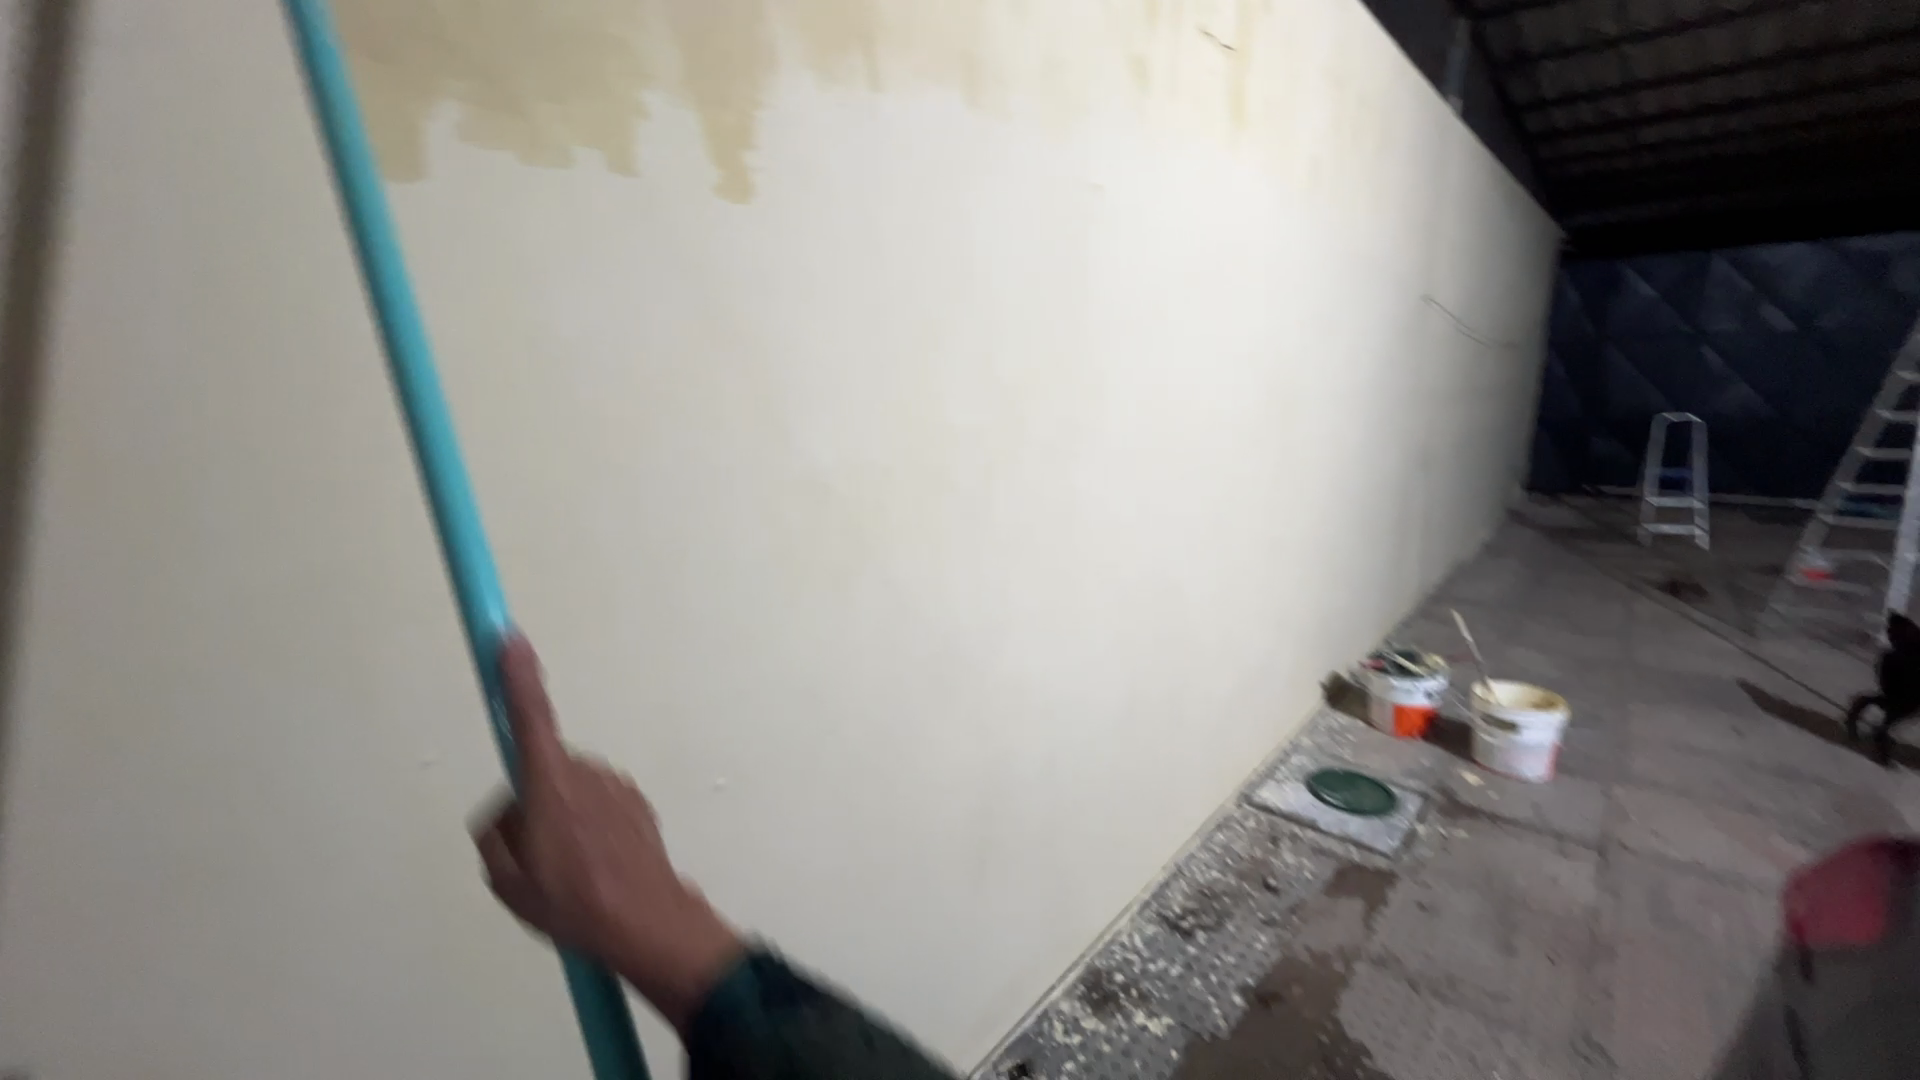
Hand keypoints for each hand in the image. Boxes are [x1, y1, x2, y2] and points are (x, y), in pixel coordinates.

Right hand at [473, 633, 743, 1029]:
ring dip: (565, 818)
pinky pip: (599, 802)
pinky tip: (597, 862)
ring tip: (573, 868)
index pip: (531, 718)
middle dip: (533, 803)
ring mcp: (616, 784)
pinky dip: (591, 824)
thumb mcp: (505, 879)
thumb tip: (509, 809)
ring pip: (572, 790)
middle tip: (539, 858)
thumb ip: (496, 832)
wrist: (643, 919)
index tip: (509, 638)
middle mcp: (586, 772)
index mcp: (549, 784)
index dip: (519, 677)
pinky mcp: (637, 799)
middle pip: (543, 772)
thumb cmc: (569, 901)